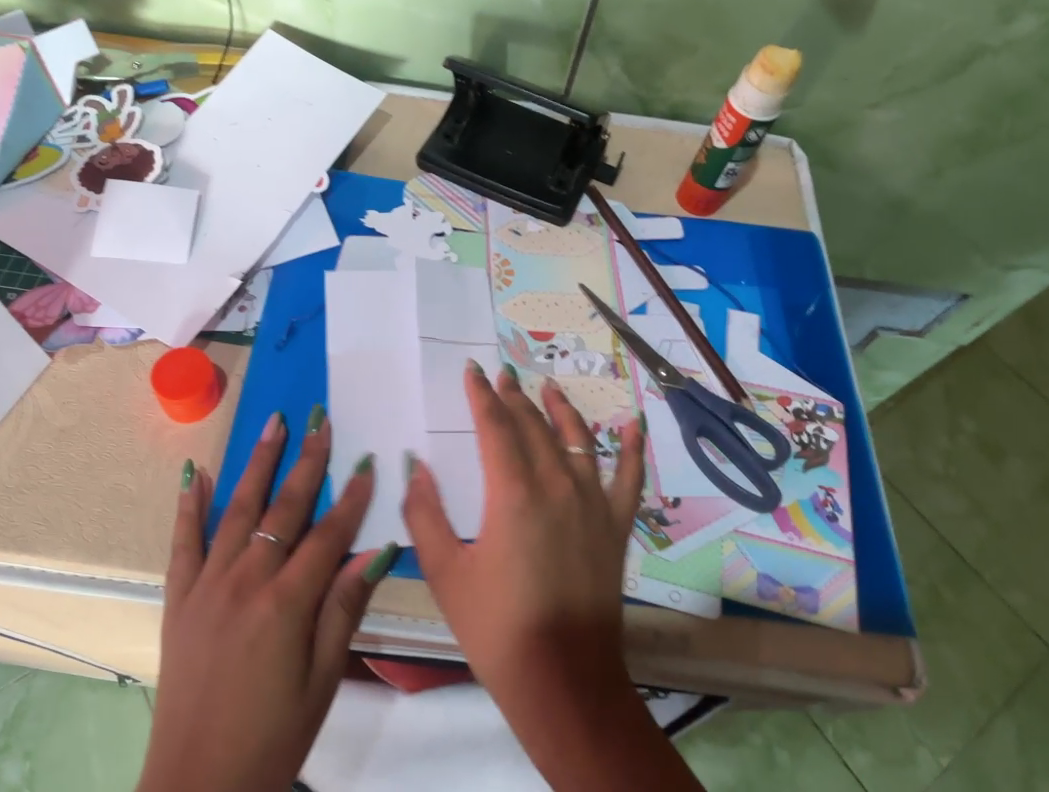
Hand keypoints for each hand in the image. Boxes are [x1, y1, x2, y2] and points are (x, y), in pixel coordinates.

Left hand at [139, 408, 398, 791]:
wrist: (197, 781)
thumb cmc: (274, 736)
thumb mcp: (323, 681)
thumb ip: (344, 610)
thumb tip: (376, 552)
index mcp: (286, 603)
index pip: (328, 535)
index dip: (352, 498)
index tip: (368, 461)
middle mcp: (245, 581)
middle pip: (283, 510)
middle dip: (306, 462)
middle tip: (320, 422)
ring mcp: (206, 586)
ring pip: (236, 511)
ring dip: (257, 465)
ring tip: (274, 424)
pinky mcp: (177, 599)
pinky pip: (182, 541)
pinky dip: (188, 504)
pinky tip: (194, 472)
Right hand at [403, 361, 643, 702]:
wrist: (562, 678)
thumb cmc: (495, 628)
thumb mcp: (445, 573)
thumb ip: (424, 514)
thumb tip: (415, 465)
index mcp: (512, 493)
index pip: (495, 427)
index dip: (481, 396)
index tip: (472, 371)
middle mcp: (557, 486)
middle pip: (534, 427)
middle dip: (514, 398)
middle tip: (501, 375)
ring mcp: (593, 504)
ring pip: (578, 440)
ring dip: (561, 409)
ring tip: (548, 387)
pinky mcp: (617, 527)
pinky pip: (630, 478)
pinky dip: (633, 448)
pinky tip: (633, 424)